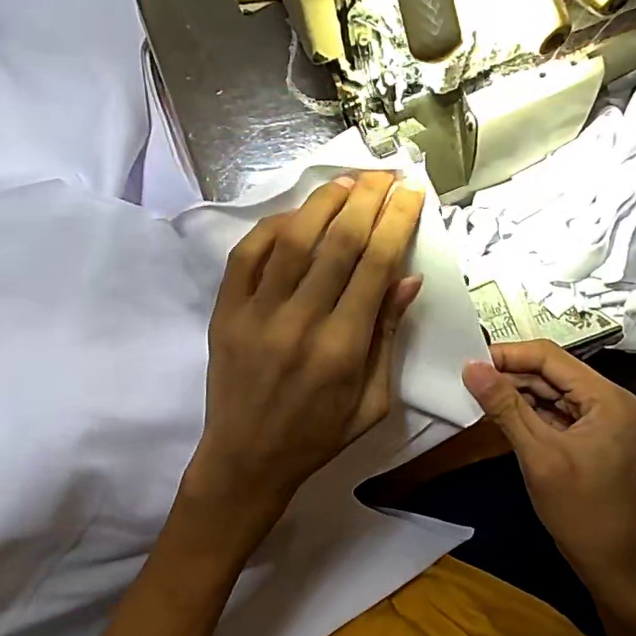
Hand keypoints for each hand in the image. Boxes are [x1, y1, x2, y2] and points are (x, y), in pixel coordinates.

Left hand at [188, 171, 425, 524]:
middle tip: (384, 175)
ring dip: (323, 202)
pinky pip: (247, 254)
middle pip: (338, 241)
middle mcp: (299, 323)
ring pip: (292, 239)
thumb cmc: (319, 435)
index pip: (375, 264)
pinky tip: (297, 215)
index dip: (396, 221)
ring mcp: (255, 314)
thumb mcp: (372, 399)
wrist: (246, 460)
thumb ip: (388, 336)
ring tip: (347, 182)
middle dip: (367, 199)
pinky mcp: (224, 312)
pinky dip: (273, 226)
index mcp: (342, 348)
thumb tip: (407, 277)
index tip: (410, 193)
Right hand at [462, 340, 635, 593]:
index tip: (468, 361)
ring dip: (514, 392)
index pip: (550, 357)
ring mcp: (598, 418)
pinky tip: (497, 413)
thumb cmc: (581, 511)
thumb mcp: (538, 455)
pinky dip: (526, 411)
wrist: (614, 566)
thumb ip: (504, 406)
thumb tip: (470, 367)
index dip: (508, 355)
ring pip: (549, 391)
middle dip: (509, 374)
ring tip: (475, 394)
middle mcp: (606, 399)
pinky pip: (552, 411)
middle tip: (466, 379)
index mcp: (606, 397)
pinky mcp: (587, 436)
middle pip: (550, 371)